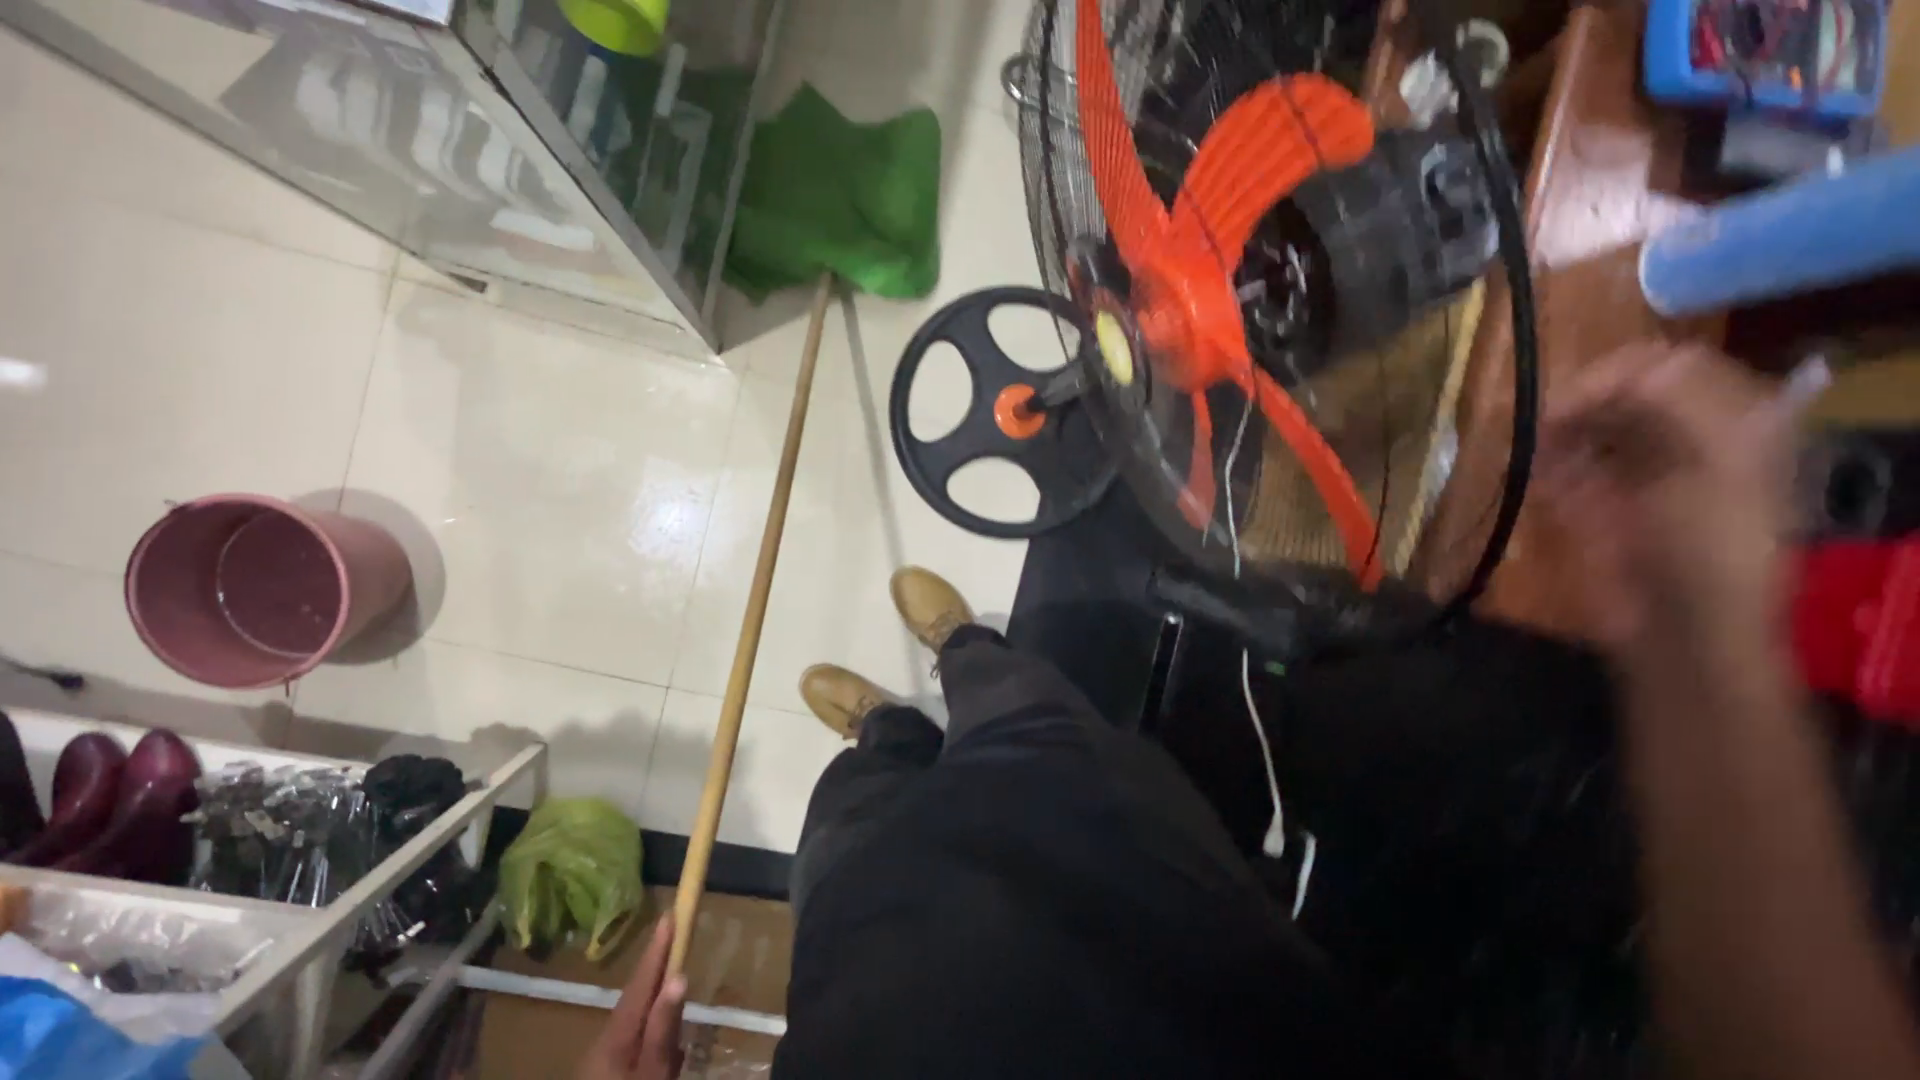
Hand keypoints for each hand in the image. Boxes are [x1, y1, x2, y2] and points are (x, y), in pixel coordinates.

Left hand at [578, 917, 687, 1079]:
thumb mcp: (653, 1075)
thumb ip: (663, 1029)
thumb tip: (678, 976)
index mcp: (614, 1039)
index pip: (641, 984)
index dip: (657, 950)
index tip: (670, 915)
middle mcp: (603, 1045)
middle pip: (635, 1002)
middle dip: (656, 974)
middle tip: (676, 940)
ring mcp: (600, 1066)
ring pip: (635, 1026)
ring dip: (657, 1011)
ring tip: (676, 996)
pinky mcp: (605, 1079)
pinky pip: (634, 1049)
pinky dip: (653, 1041)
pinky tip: (667, 1056)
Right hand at [1538, 342, 1816, 653]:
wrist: (1677, 630)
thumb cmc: (1712, 551)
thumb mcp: (1722, 466)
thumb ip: (1688, 405)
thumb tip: (1634, 369)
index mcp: (1726, 423)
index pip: (1670, 365)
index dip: (1623, 370)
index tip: (1578, 394)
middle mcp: (1677, 439)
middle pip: (1619, 391)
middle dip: (1581, 398)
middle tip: (1547, 419)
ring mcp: (1629, 471)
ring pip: (1582, 423)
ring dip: (1556, 427)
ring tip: (1538, 443)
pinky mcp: (1589, 502)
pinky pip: (1557, 464)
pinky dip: (1541, 460)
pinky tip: (1536, 468)